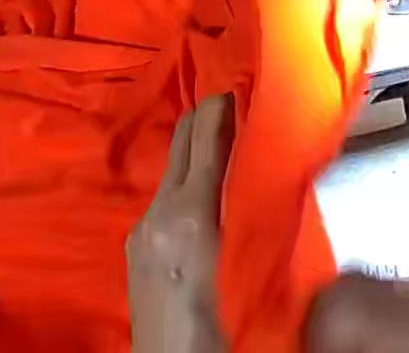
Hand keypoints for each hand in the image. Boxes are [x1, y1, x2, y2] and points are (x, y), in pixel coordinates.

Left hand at [129, 94, 234, 352]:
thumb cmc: (227, 318)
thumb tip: (274, 155)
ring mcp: (142, 225)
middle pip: (184, 133)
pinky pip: (165, 192)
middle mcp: (160, 208)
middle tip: (242, 111)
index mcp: (193, 210)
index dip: (227, 102)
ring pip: (174, 162)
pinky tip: (206, 198)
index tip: (249, 90)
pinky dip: (187, 180)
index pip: (207, 128)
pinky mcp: (134, 243)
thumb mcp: (252, 255)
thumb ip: (259, 201)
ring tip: (230, 153)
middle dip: (212, 115)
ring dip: (201, 150)